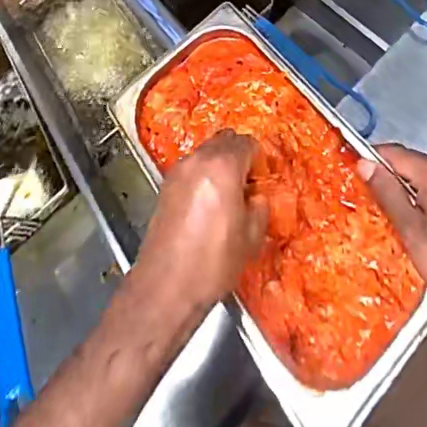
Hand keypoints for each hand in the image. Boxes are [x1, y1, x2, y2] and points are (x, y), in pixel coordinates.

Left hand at [135, 130, 268, 309]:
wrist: (166, 287)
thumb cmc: (213, 262)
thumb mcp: (251, 236)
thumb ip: (259, 206)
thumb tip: (256, 197)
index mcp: (224, 166)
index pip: (248, 142)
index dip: (259, 159)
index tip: (262, 179)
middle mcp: (198, 161)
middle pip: (224, 140)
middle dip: (239, 155)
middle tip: (248, 183)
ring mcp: (178, 172)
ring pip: (205, 153)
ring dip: (219, 164)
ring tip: (228, 196)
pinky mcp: (165, 187)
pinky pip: (191, 169)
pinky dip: (203, 176)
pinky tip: (207, 205)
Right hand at [359, 146, 426, 324]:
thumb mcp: (413, 233)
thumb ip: (389, 195)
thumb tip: (366, 163)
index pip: (397, 153)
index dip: (373, 157)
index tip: (353, 171)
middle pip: (415, 163)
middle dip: (389, 173)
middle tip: (366, 193)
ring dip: (408, 188)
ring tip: (387, 210)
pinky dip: (426, 199)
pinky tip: (419, 223)